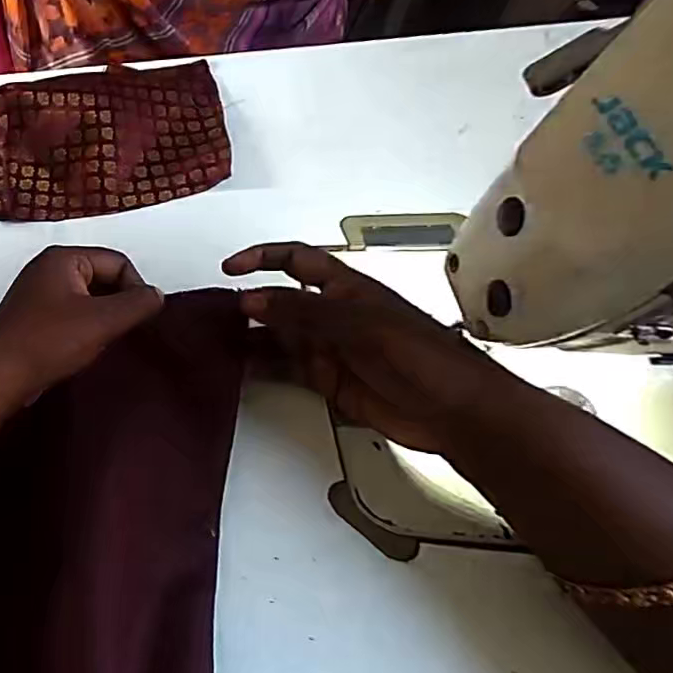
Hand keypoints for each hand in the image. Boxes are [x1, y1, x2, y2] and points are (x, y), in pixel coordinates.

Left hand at [0, 246, 164, 406]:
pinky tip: (82, 350)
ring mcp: (37, 293)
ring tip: (100, 342)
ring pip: (88, 298)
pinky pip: (71, 314)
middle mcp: (47, 268)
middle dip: (117, 304)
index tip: (138, 319)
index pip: (118, 261)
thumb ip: (137, 304)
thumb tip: (155, 295)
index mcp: (62, 258)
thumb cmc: (46, 342)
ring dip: (101, 319)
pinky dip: (83, 329)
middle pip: (103, 278)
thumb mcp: (102, 320)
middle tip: (119, 332)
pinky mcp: (33, 317)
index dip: (135, 289)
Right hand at [224, 242, 539, 454]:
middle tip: (214, 314)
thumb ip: (303, 312)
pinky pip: (283, 368)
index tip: (230, 268)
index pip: (296, 261)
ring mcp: (326, 348)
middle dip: (248, 303)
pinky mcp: (325, 379)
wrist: (458, 414)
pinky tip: (239, 370)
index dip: (262, 258)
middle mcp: (330, 315)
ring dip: (249, 336)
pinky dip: (259, 368)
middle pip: (278, 301)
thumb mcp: (360, 325)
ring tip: (217, 342)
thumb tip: (252, 299)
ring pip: (276, 335)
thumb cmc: (424, 358)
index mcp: (344, 289)